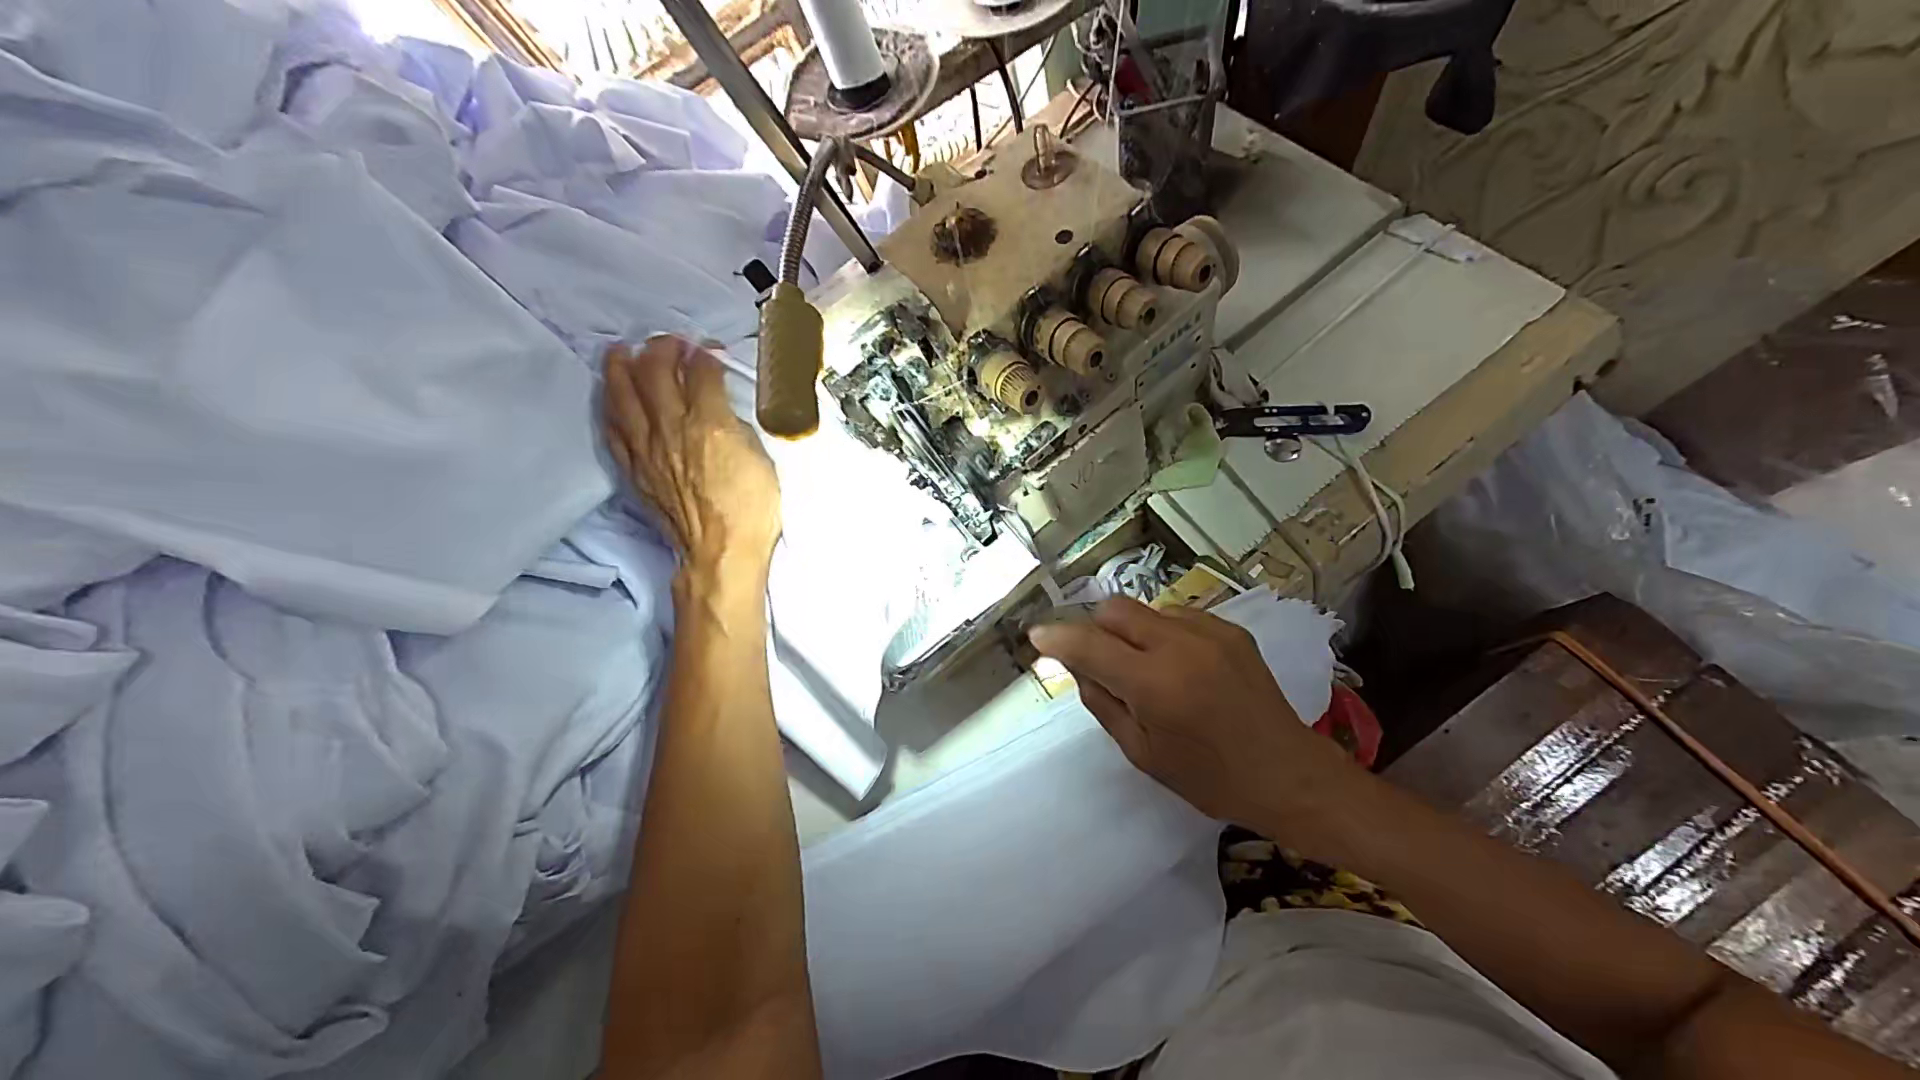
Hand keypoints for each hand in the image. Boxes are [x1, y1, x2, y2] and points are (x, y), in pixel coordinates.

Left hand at [603, 337, 781, 580]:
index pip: (700, 372)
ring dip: (620, 368)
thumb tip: (718, 400)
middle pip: (655, 373)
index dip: (704, 353)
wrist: (721, 551)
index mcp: (709, 423)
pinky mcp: (636, 471)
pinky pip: (614, 431)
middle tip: (667, 342)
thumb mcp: (760, 456)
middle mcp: (672, 429)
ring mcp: (648, 450)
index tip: (708, 349)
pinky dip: (610, 409)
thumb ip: (735, 421)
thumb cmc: (752, 507)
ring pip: (624, 396)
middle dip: (661, 349)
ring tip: (620, 351)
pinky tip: (611, 399)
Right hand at [1028, 596, 1356, 828]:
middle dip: (1093, 628)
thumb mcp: (1141, 751)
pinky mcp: (1232, 630)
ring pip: (1145, 610)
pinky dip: (1161, 633)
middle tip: (1095, 659)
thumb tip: (1074, 664)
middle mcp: (1181, 646)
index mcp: (1156, 685)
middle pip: (1115, 610)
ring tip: (1142, 666)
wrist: (1289, 775)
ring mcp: (1211, 632)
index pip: (1089, 645)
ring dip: (1129, 631)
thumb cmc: (1209, 777)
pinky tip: (1176, 664)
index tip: (1037, 636)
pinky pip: (1177, 616)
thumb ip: (1101, 700)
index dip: (1056, 637)